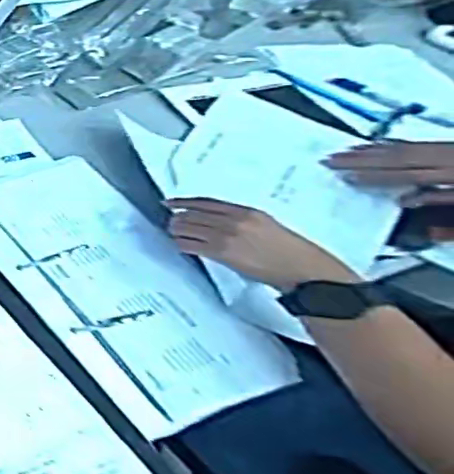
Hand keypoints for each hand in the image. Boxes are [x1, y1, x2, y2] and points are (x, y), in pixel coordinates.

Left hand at [165, 197, 360, 291]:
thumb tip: (208, 217)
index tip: (167, 203)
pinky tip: (183, 246)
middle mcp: (233, 221)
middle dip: (176, 219)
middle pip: (189, 215)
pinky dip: (180, 244)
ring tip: (177, 235)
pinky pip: (187, 244)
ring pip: (183, 228)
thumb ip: (238, 218)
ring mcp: (225, 236)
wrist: (307, 271)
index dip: (181, 202)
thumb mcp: (266, 225)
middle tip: (173, 224)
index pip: (203, 202)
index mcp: (246, 212)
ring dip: (175, 232)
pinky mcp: (220, 252)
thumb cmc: (291, 250)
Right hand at [326, 142, 453, 204]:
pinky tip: (373, 143)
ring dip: (367, 150)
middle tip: (325, 160)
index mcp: (448, 175)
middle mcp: (441, 160)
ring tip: (339, 152)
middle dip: (358, 160)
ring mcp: (443, 150)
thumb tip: (400, 202)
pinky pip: (414, 143)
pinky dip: (390, 143)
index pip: (403, 176)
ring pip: (400, 150)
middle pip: (394, 159)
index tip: (342, 177)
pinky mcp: (446, 144)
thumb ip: (437, 198)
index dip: (372, 177)